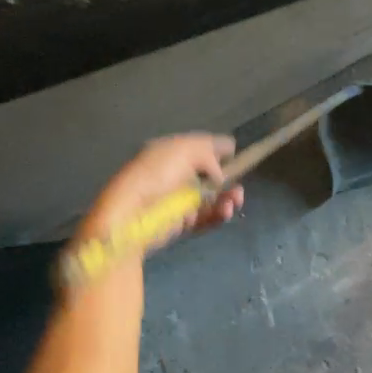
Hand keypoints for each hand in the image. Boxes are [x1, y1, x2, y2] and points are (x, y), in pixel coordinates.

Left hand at [80, 134, 243, 252]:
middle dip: (228, 177)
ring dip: (227, 197)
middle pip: (208, 175)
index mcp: (169, 152)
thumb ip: (210, 153)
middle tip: (240, 183)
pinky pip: (205, 219)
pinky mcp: (179, 225)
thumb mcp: (186, 149)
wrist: (131, 215)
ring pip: (210, 198)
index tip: (235, 152)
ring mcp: (176, 201)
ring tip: (236, 198)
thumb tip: (220, 173)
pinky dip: (219, 215)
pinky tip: (227, 210)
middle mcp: (173, 175)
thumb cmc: (157, 173)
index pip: (198, 147)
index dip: (216, 149)